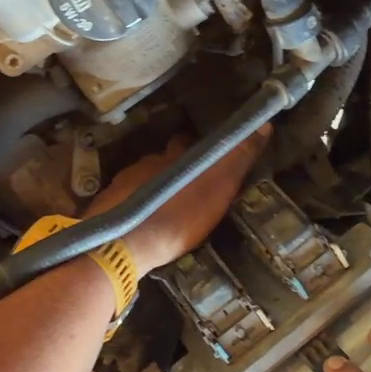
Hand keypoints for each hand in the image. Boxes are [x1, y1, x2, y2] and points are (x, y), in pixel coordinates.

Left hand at [86, 125, 270, 272]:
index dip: (196, 147)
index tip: (204, 153)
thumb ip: (237, 159)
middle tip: (184, 182)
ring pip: (142, 177)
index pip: (186, 142)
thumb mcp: (217, 190)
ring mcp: (122, 183)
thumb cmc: (177, 218)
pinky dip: (134, 203)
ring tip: (162, 203)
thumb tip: (263, 125)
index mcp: (174, 158)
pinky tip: (139, 218)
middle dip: (172, 166)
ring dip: (152, 186)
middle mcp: (146, 164)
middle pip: (162, 159)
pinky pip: (124, 198)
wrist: (124, 245)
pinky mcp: (107, 204)